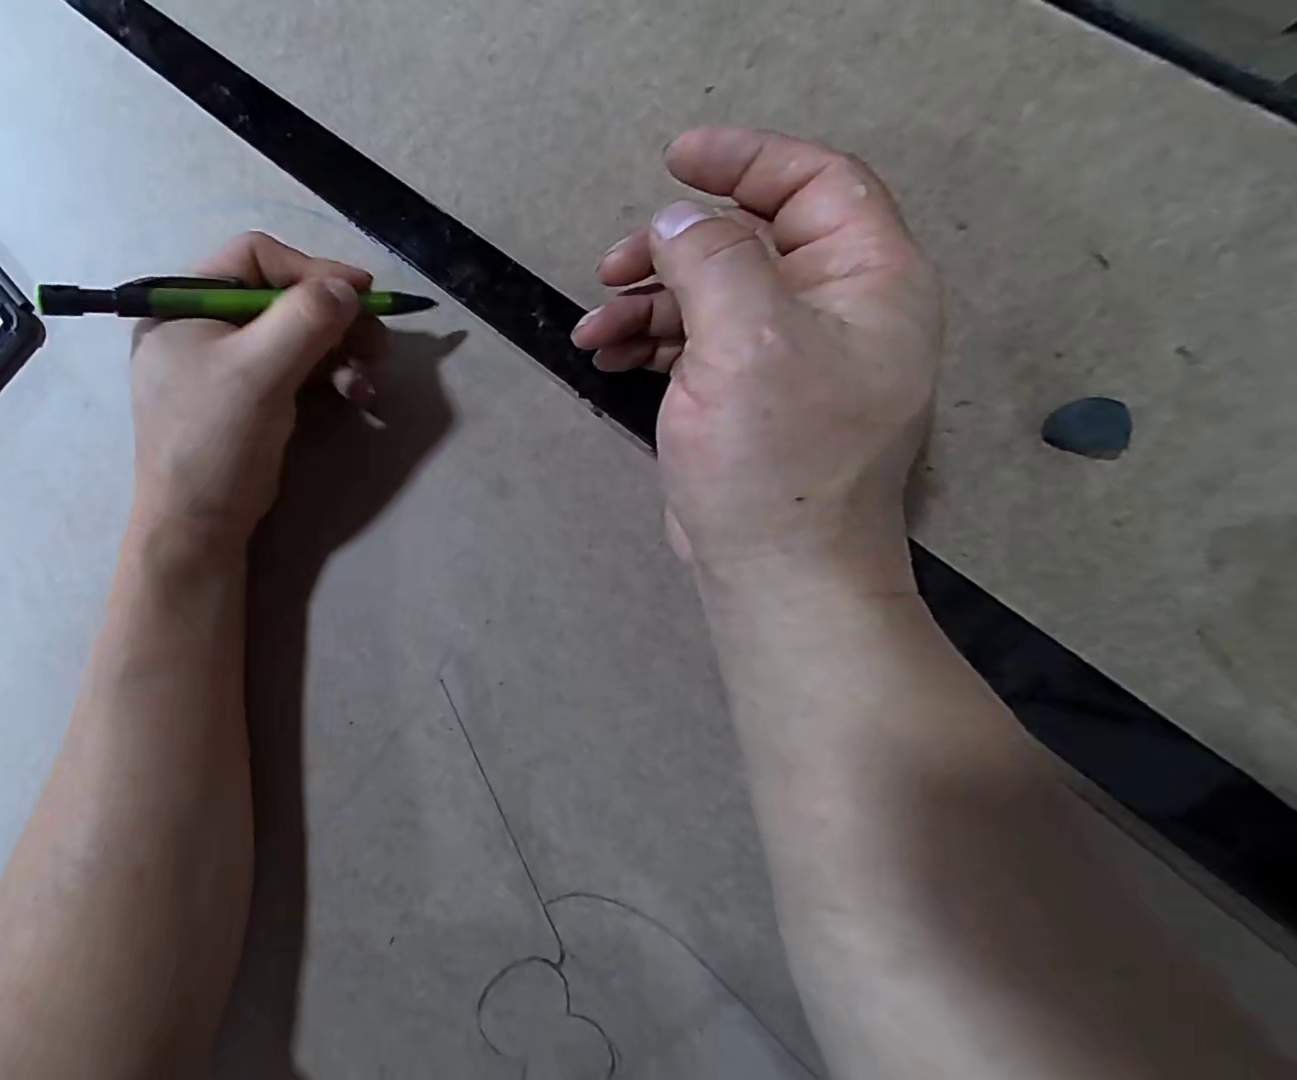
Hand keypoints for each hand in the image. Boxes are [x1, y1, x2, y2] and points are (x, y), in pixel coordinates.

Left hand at [128, 232, 384, 551]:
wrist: (198, 525)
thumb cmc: (215, 443)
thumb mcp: (257, 374)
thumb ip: (304, 320)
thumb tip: (349, 288)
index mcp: (184, 305)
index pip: (255, 258)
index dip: (311, 269)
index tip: (361, 292)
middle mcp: (204, 326)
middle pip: (281, 297)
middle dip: (334, 318)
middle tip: (376, 340)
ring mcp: (227, 364)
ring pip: (295, 335)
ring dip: (339, 350)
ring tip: (370, 373)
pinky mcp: (249, 396)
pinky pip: (295, 369)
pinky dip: (328, 376)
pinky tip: (355, 393)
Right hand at [572, 128, 943, 599]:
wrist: (771, 564)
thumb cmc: (773, 456)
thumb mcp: (747, 342)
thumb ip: (713, 263)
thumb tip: (672, 220)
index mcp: (863, 281)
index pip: (814, 185)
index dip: (747, 160)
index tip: (675, 157)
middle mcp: (827, 312)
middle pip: (744, 245)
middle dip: (670, 251)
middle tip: (608, 269)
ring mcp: (779, 358)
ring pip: (705, 300)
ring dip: (643, 306)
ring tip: (591, 331)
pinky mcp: (738, 398)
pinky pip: (690, 347)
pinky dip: (646, 344)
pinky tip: (606, 356)